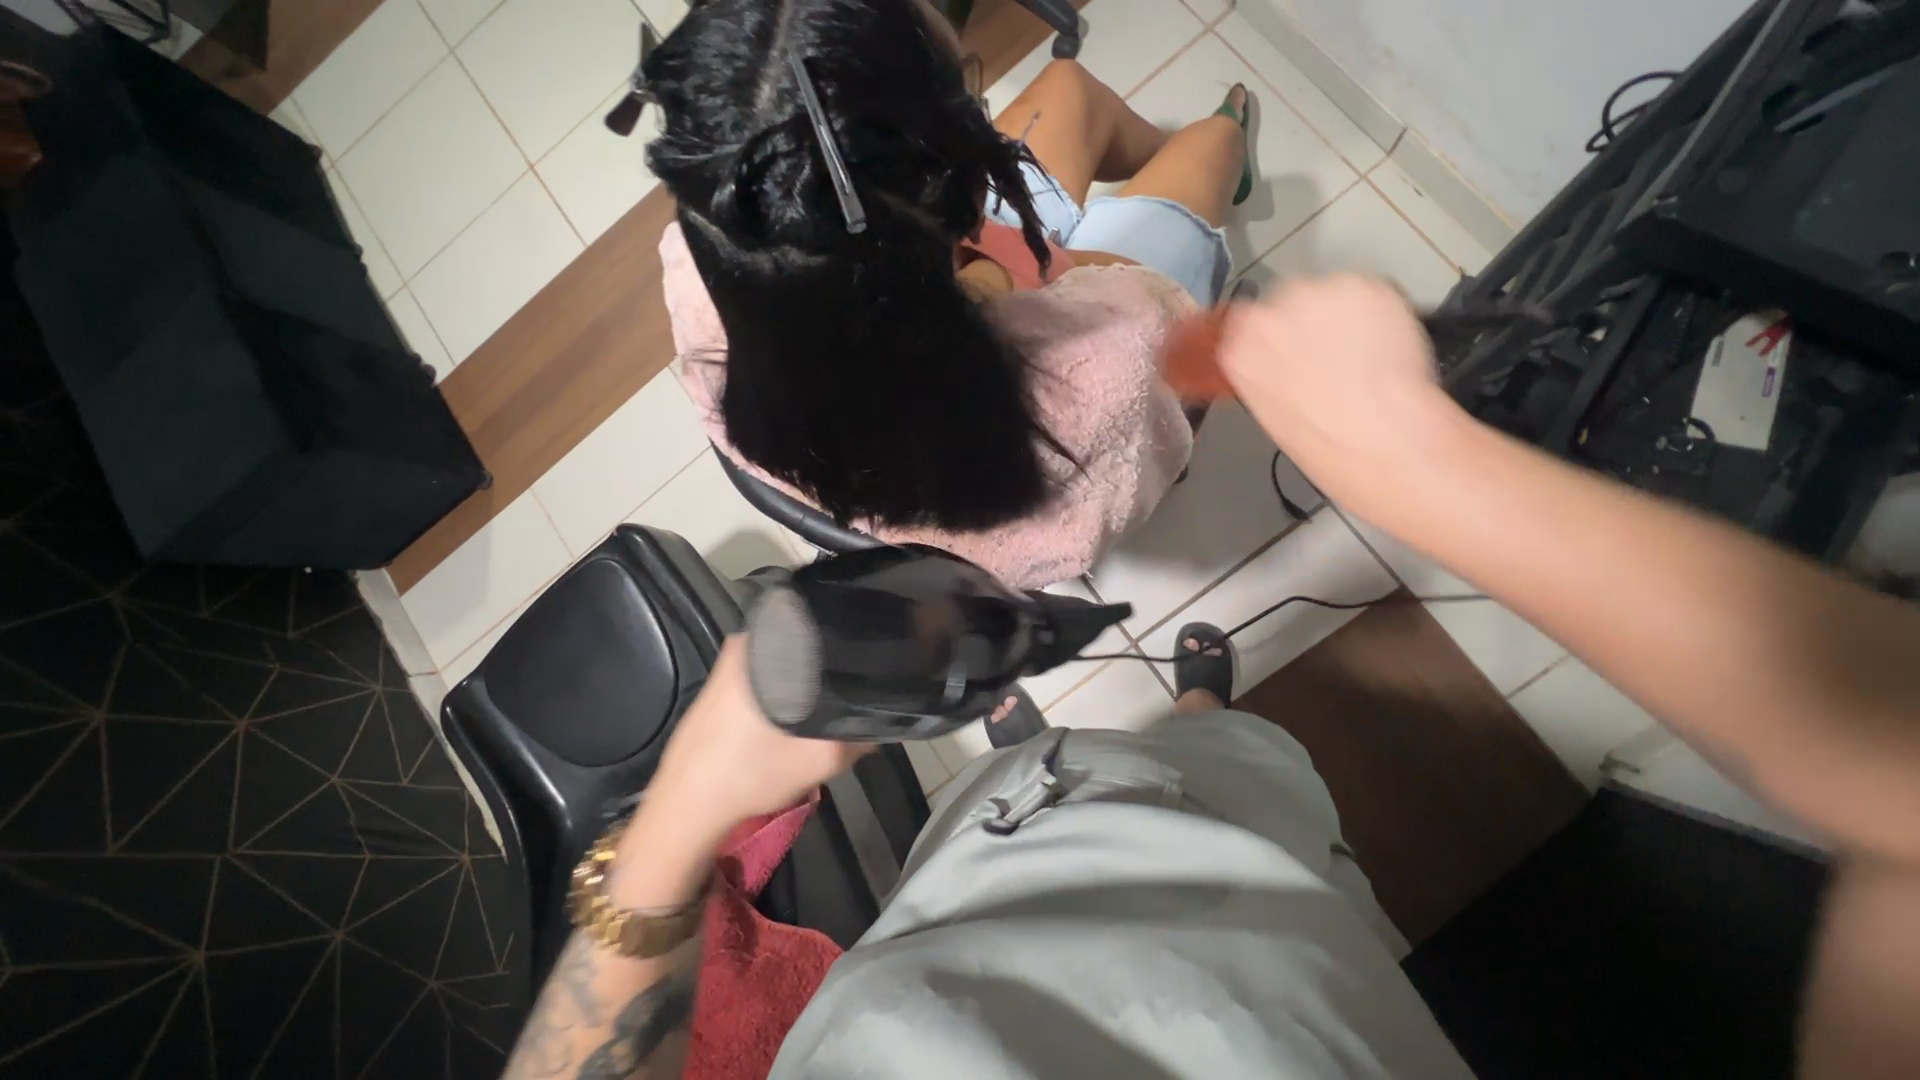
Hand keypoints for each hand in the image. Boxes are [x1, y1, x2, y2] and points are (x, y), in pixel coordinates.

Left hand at [645, 635, 864, 839]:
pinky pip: (765, 676)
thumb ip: (857, 740)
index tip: (871, 662)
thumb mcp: (818, 761)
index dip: (849, 643)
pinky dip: (784, 690)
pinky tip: (796, 714)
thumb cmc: (749, 775)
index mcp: (765, 648)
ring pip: (784, 661)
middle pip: (803, 643)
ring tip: (833, 700)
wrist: (686, 807)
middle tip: (856, 687)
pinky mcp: (718, 687)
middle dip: (829, 664)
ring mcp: (727, 666)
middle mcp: (744, 646)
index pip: (820, 624)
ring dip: (806, 679)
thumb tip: (883, 727)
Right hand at [1218, 274, 1463, 511]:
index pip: (1245, 322)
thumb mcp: (1269, 411)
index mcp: (1239, 346)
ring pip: (1332, 295)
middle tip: (1330, 356)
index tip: (1286, 344)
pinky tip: (1384, 347)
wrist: (1377, 433)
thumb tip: (1282, 366)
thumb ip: (1267, 374)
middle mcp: (1272, 310)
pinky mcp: (1364, 286)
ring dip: (1344, 317)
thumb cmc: (1323, 440)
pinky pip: (1370, 294)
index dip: (1272, 334)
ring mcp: (1318, 293)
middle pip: (1289, 300)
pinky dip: (1379, 314)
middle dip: (1309, 322)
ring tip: (1362, 356)